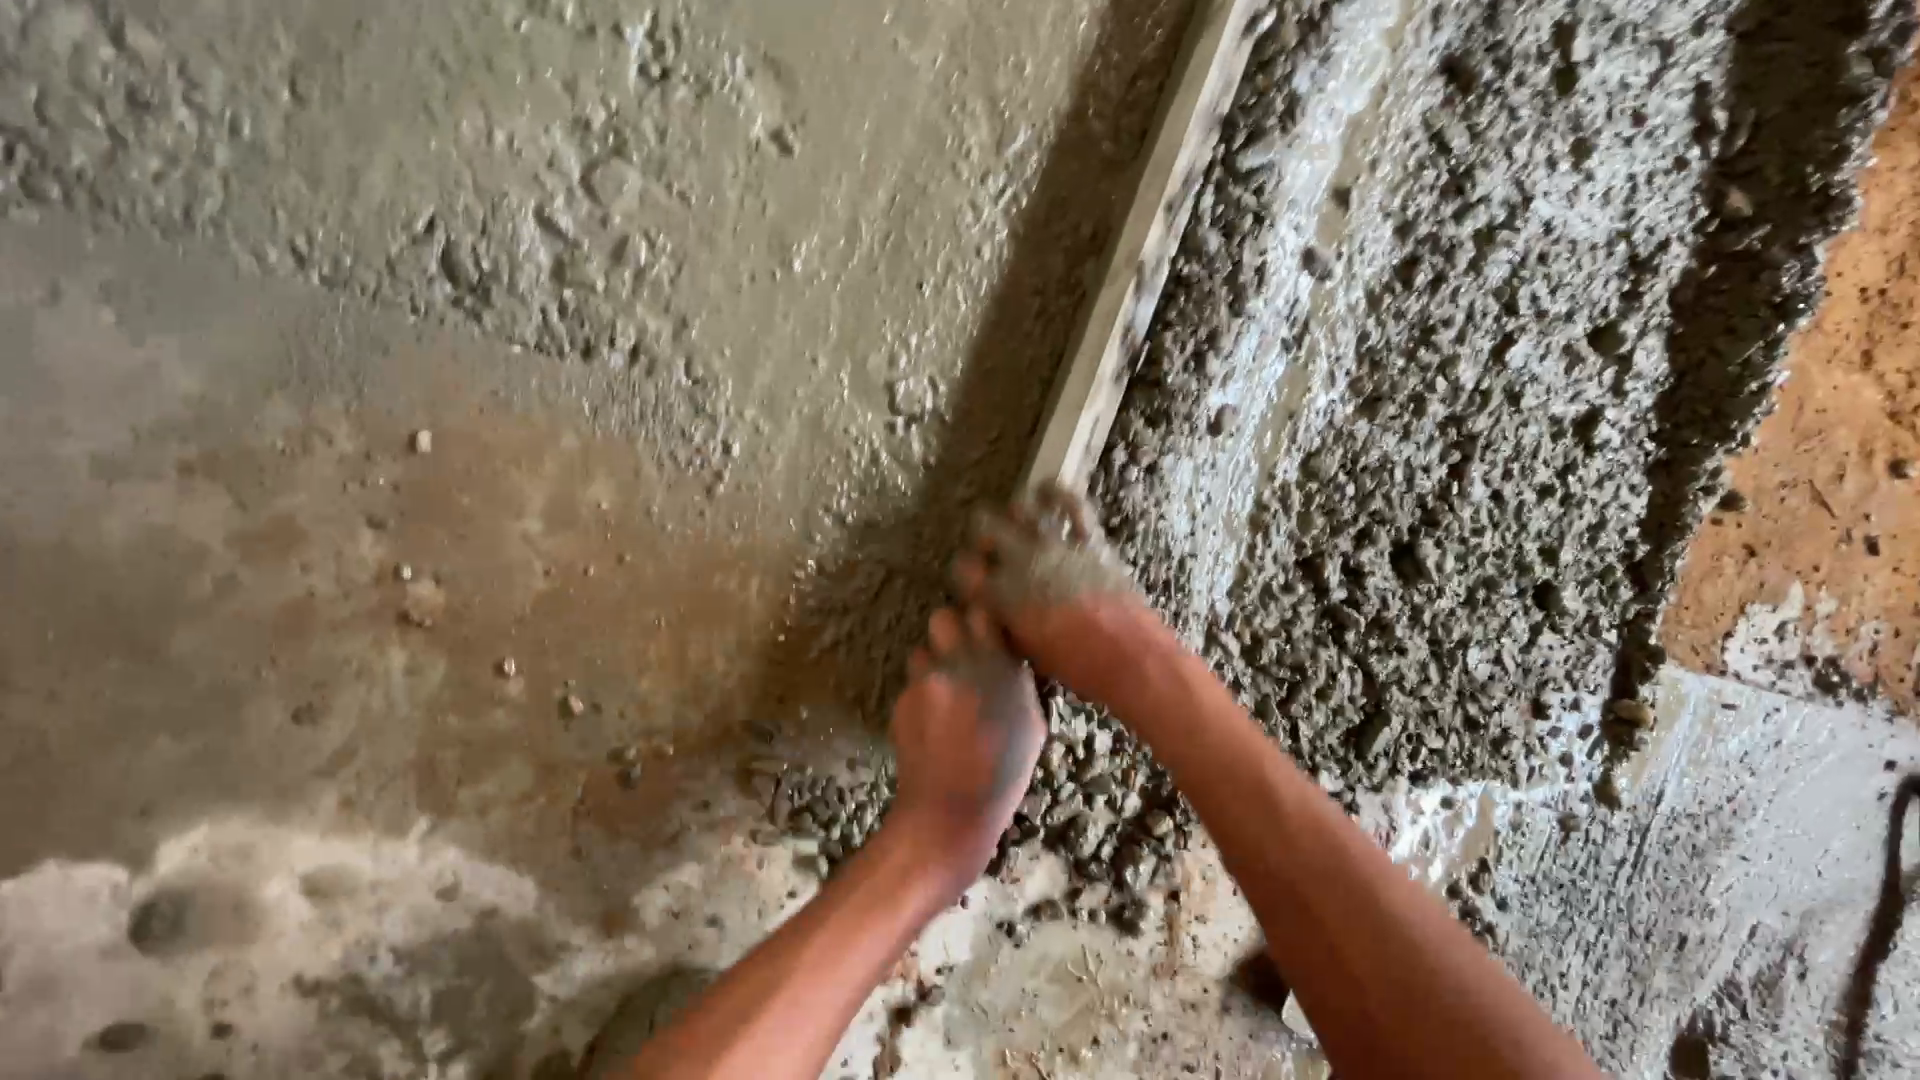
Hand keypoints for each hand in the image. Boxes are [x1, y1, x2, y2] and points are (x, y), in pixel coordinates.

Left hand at [885, 607, 1044, 889]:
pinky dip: (920, 694)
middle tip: (959, 656)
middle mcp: (956, 665)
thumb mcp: (1031, 725)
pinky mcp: (900, 701)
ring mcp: (923, 683)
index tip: (985, 634)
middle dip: (949, 631)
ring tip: (944, 694)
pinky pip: (910, 683)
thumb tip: (1005, 657)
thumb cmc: (1002, 774)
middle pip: (942, 618)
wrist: (948, 814)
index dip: (982, 620)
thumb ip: (1016, 681)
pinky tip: (931, 722)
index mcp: (995, 667)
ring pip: (920, 650)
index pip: (981, 612)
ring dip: (931, 663)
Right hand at [951, 481, 1169, 709]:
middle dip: (981, 535)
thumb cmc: (1076, 665)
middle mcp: (1023, 561)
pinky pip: (1071, 504)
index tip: (971, 581)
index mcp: (1001, 594)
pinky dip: (1056, 493)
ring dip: (1013, 513)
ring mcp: (1057, 545)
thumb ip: (1003, 624)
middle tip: (989, 547)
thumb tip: (993, 611)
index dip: (963, 573)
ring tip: (1015, 520)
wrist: (1130, 656)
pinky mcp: (1089, 539)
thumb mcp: (1027, 652)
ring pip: (1022, 508)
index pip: (963, 569)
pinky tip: (1046, 492)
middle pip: (983, 525)